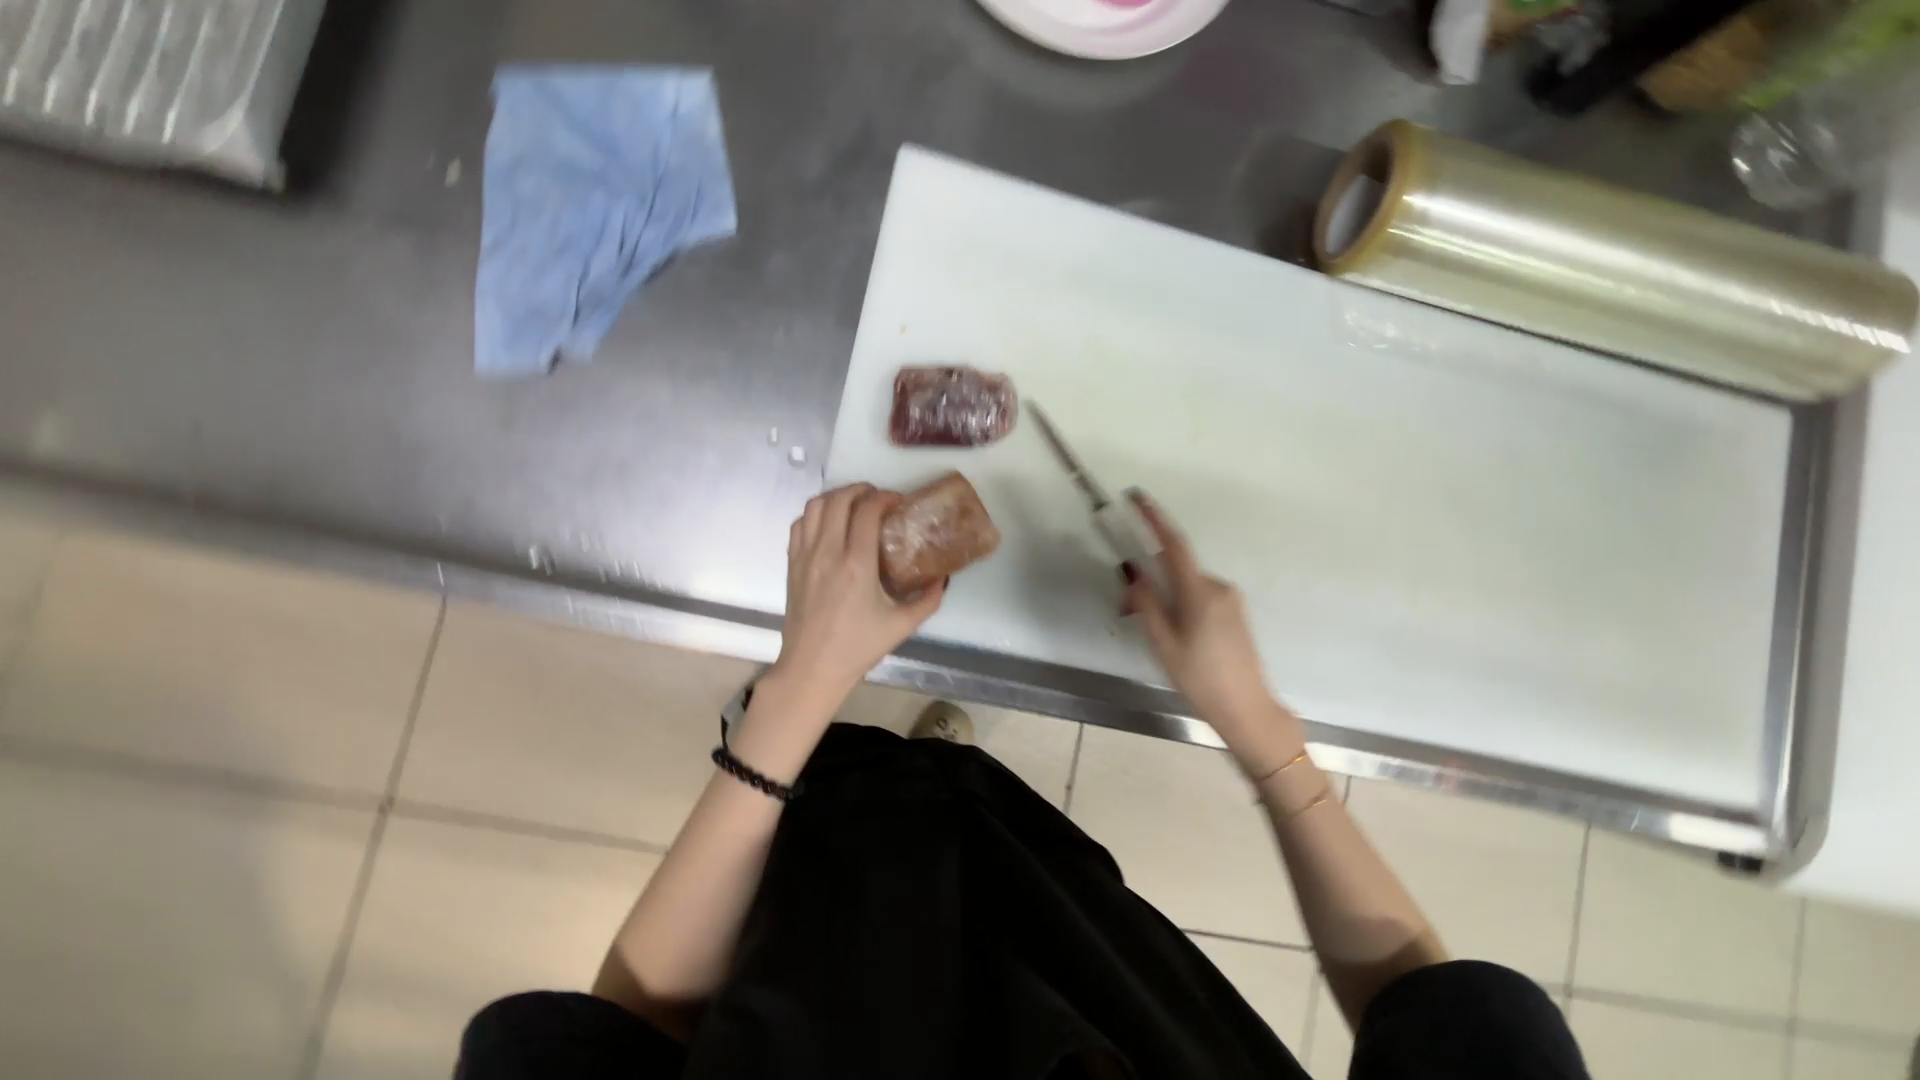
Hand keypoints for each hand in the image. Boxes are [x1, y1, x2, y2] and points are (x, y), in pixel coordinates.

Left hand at [764, 483, 945, 721]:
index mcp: (856, 565)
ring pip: (814, 506)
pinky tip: (829, 523)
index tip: (898, 502)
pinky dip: (815, 514)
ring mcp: (805, 557)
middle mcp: (827, 553)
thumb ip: (928, 599)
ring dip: (836, 497)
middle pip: (839, 500)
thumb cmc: (858, 648)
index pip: (867, 511)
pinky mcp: (792, 564)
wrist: (812, 668)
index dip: (884, 498)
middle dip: (860, 490)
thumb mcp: (902, 625)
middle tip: (877, 498)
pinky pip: (799, 524)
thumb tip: (942, 578)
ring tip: (853, 504)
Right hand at [1123, 493, 1302, 770]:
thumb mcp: (1163, 644)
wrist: (1247, 709)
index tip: (1135, 497)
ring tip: (1146, 629)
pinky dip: (1178, 604)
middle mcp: (1218, 587)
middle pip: (1174, 568)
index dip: (1153, 518)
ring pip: (1185, 584)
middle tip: (1125, 609)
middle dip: (1147, 579)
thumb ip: (1146, 604)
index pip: (1172, 544)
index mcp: (1199, 592)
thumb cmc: (1200, 679)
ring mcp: (1230, 599)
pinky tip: (1172, 634)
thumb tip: (1131, 572)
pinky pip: (1198, 596)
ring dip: (1162, 596)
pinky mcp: (1234, 612)